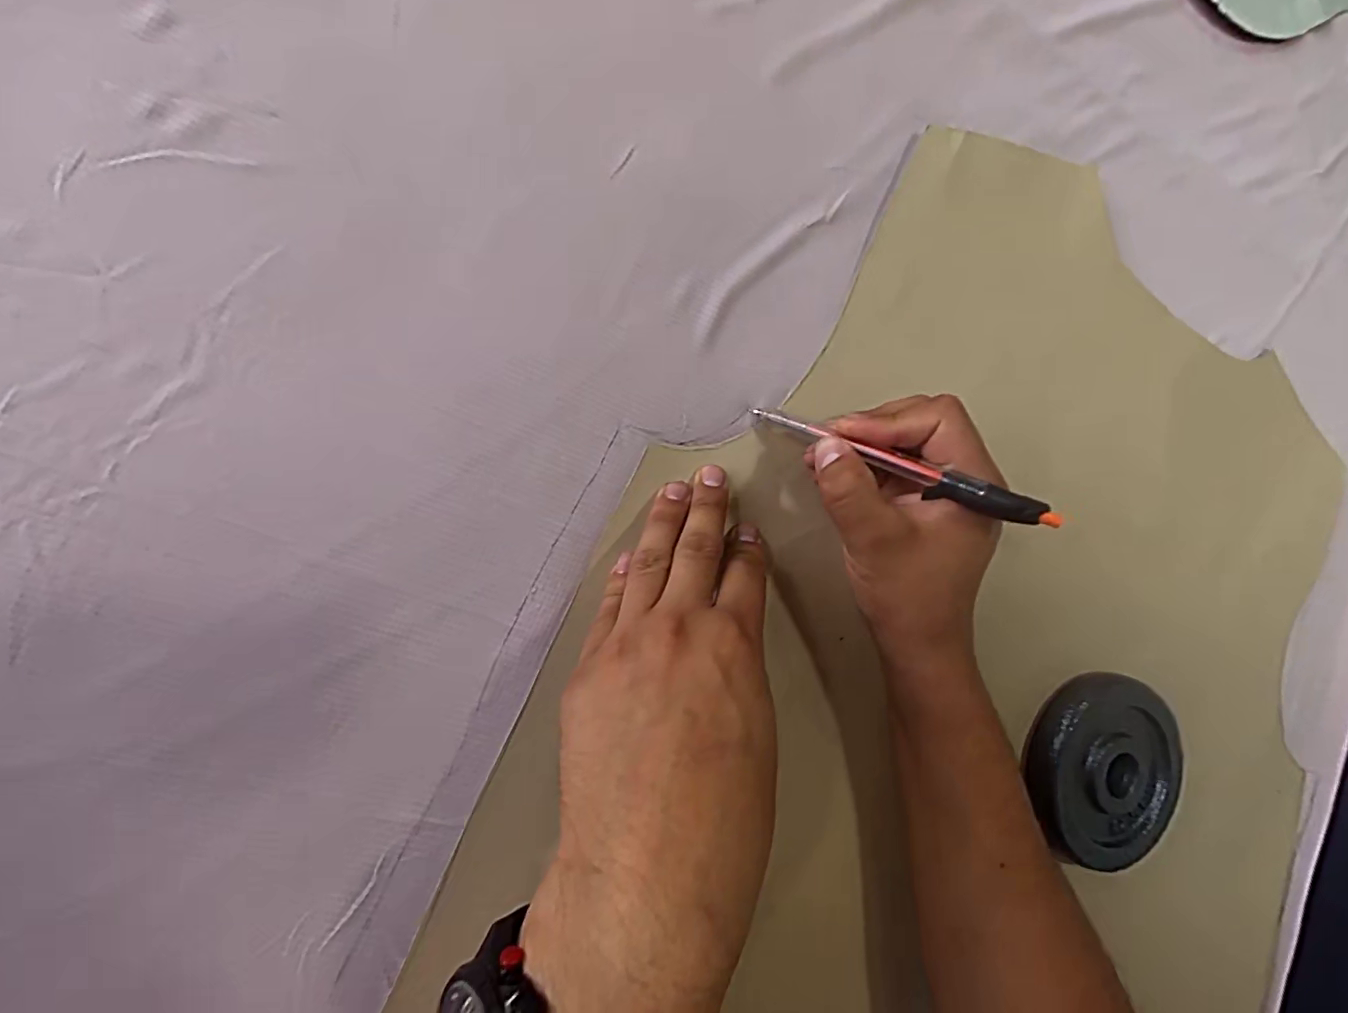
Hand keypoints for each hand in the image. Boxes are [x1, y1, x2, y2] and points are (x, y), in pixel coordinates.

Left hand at [521, 466, 775, 1012]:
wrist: (647, 868)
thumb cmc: (724, 821)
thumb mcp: (756, 735)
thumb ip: (740, 673)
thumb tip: (727, 646)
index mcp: (734, 647)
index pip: (744, 576)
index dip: (747, 547)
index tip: (747, 527)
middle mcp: (680, 631)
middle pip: (694, 552)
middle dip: (705, 510)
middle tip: (709, 480)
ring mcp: (628, 645)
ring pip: (648, 567)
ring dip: (661, 526)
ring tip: (670, 495)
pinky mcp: (590, 669)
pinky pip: (609, 608)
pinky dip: (622, 578)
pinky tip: (629, 558)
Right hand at [804, 395, 1003, 664]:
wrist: (917, 643)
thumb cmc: (907, 597)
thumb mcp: (873, 538)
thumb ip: (848, 488)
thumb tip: (824, 444)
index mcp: (972, 481)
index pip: (938, 419)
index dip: (887, 421)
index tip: (840, 438)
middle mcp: (962, 477)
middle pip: (919, 421)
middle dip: (870, 428)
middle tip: (828, 445)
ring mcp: (940, 489)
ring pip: (901, 440)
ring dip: (860, 444)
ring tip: (821, 457)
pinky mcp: (919, 502)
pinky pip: (891, 465)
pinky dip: (861, 463)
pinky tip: (832, 473)